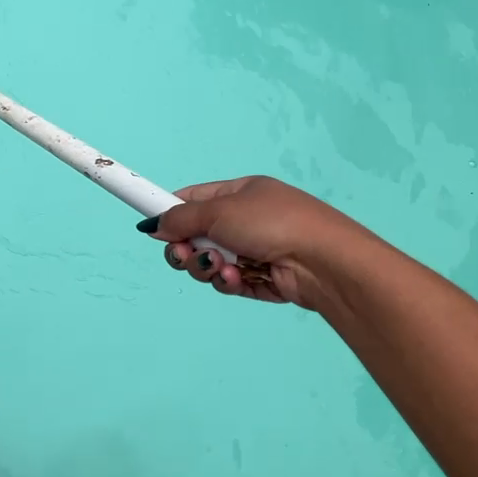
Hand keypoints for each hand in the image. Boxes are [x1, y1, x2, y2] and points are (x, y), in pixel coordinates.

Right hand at [137, 176, 379, 308]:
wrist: (327, 263)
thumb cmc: (274, 223)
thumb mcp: (218, 211)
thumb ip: (178, 218)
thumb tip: (154, 226)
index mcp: (241, 194)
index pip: (193, 199)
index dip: (170, 211)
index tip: (150, 225)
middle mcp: (248, 221)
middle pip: (194, 236)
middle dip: (184, 248)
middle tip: (183, 253)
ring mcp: (256, 251)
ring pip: (208, 262)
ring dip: (206, 266)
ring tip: (222, 268)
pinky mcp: (263, 279)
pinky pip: (228, 281)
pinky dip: (228, 281)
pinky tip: (238, 279)